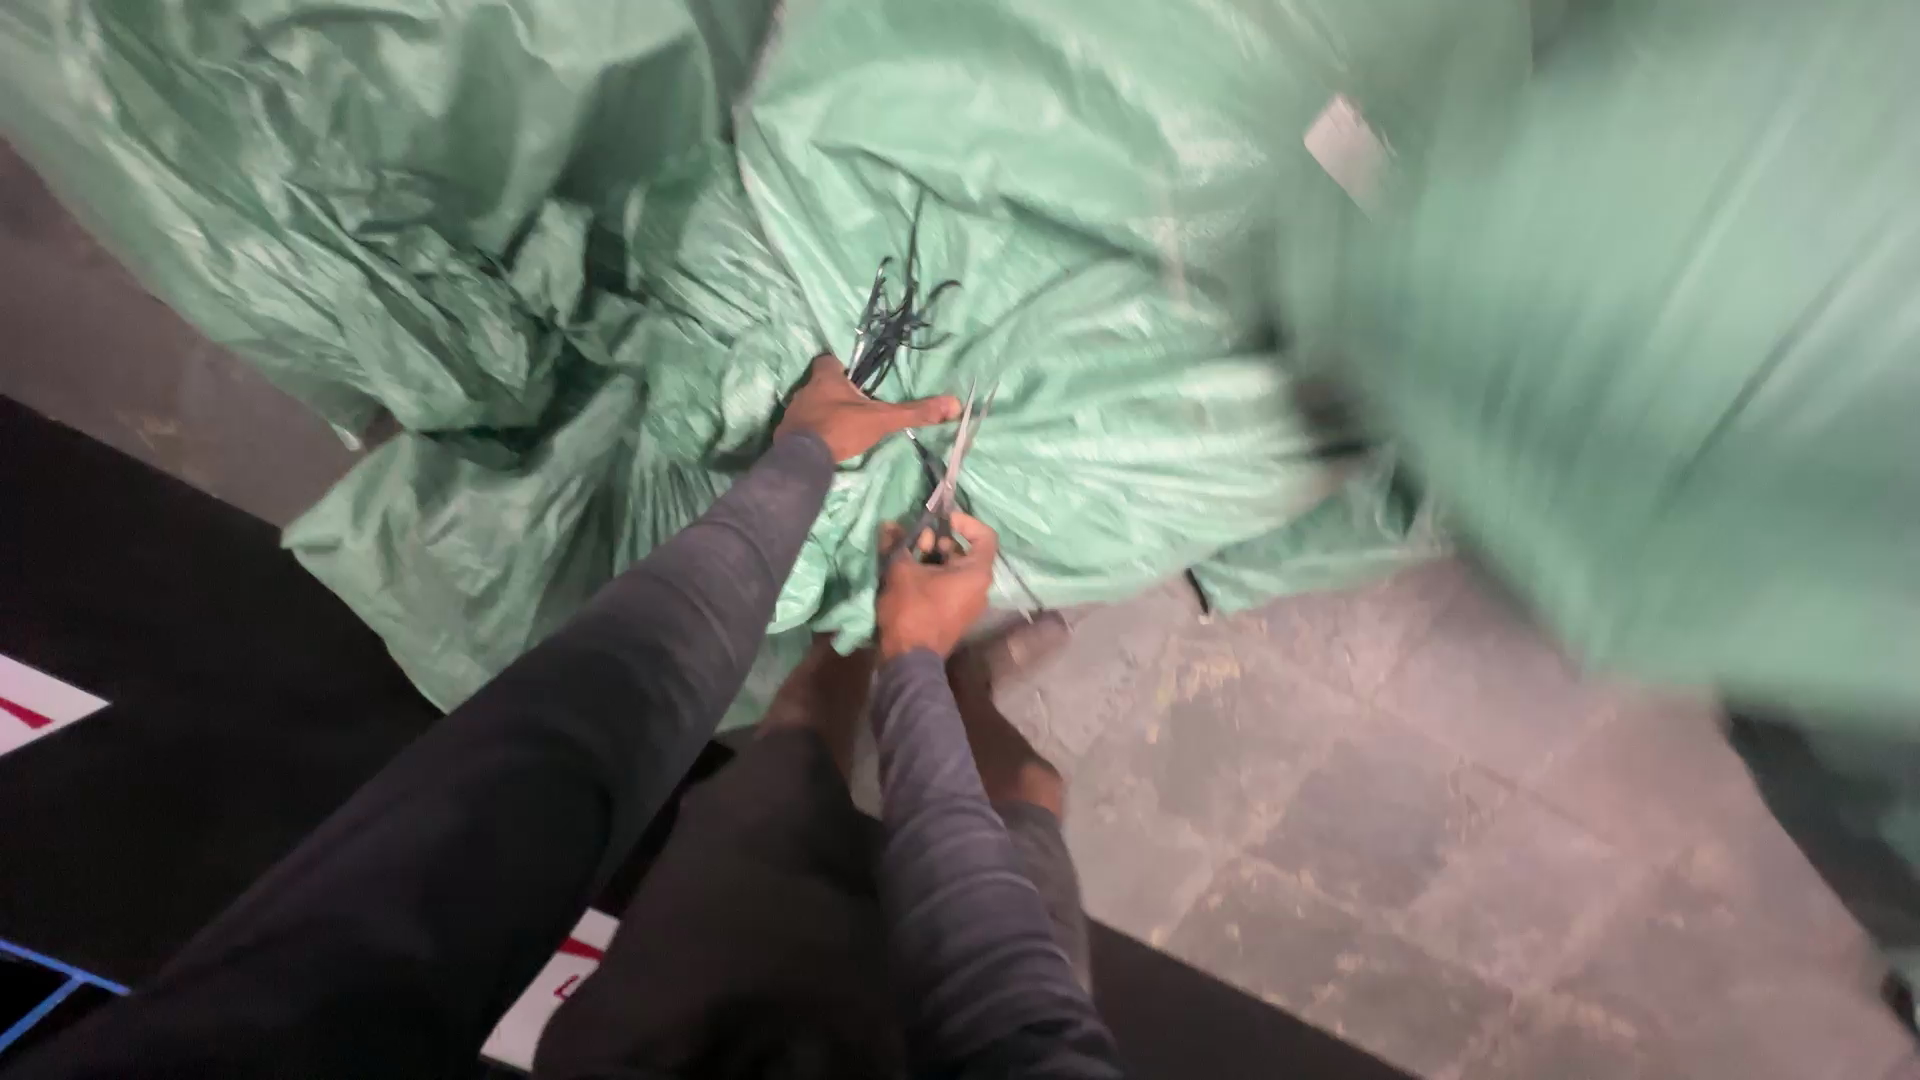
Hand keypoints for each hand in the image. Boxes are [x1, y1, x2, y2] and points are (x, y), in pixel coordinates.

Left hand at [775, 354, 960, 461]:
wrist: (803, 458)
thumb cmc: (841, 429)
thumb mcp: (882, 419)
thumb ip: (914, 412)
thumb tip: (953, 404)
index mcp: (826, 379)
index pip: (828, 361)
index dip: (839, 368)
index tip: (853, 379)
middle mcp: (805, 390)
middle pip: (819, 384)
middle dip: (833, 392)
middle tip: (852, 405)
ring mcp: (793, 412)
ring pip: (809, 406)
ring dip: (822, 413)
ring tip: (840, 425)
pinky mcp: (786, 434)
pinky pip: (801, 427)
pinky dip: (811, 432)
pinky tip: (823, 443)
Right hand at [876, 513, 998, 659]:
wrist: (909, 659)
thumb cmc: (912, 610)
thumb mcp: (901, 571)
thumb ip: (897, 544)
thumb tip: (888, 525)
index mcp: (977, 573)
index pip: (985, 536)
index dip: (964, 522)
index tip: (941, 521)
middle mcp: (980, 588)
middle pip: (966, 552)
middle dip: (940, 541)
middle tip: (915, 541)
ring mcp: (970, 604)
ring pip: (955, 570)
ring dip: (933, 558)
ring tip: (907, 556)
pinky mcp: (956, 615)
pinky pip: (950, 586)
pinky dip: (934, 576)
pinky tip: (908, 575)